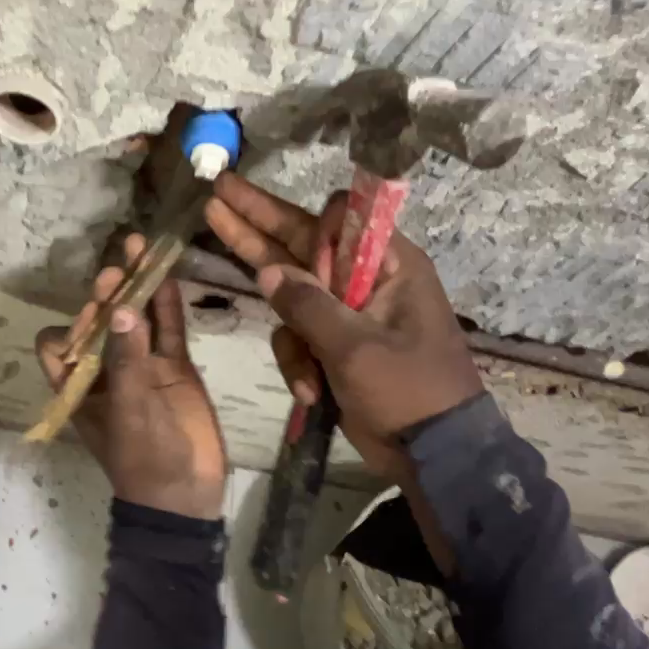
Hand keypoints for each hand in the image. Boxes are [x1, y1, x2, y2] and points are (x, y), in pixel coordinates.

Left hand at [34, 234, 228, 519]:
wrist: (186, 494)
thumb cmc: (144, 458)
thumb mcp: (130, 411)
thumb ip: (127, 360)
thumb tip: (125, 309)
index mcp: (79, 386)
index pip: (59, 346)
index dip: (71, 326)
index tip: (92, 315)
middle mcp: (105, 369)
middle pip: (101, 323)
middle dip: (106, 295)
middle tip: (117, 270)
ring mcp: (142, 365)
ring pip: (137, 319)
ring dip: (137, 287)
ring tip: (141, 248)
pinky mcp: (173, 366)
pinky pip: (169, 329)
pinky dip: (168, 304)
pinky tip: (169, 275)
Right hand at [203, 172, 483, 479]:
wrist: (432, 453)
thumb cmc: (407, 391)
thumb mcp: (355, 348)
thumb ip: (307, 307)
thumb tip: (265, 271)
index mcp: (388, 264)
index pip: (338, 220)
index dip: (308, 231)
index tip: (293, 258)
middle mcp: (365, 278)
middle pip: (301, 244)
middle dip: (258, 229)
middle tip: (217, 195)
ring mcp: (346, 311)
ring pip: (291, 302)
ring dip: (293, 345)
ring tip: (309, 381)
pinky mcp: (332, 343)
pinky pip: (297, 337)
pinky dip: (300, 367)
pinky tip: (312, 395)